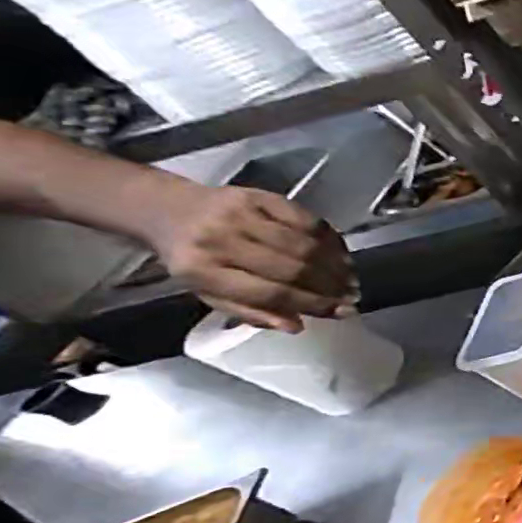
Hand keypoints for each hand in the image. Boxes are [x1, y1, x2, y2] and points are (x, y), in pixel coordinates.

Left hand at [140, 182, 355, 332]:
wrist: (169, 211)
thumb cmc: (193, 259)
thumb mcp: (210, 293)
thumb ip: (251, 311)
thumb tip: (296, 326)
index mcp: (203, 272)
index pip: (269, 293)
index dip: (312, 304)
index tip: (342, 311)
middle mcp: (220, 241)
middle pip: (291, 268)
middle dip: (330, 285)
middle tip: (352, 295)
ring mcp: (241, 215)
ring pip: (304, 244)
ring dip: (335, 263)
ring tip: (351, 276)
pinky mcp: (259, 196)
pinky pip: (306, 219)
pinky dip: (329, 238)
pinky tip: (340, 251)